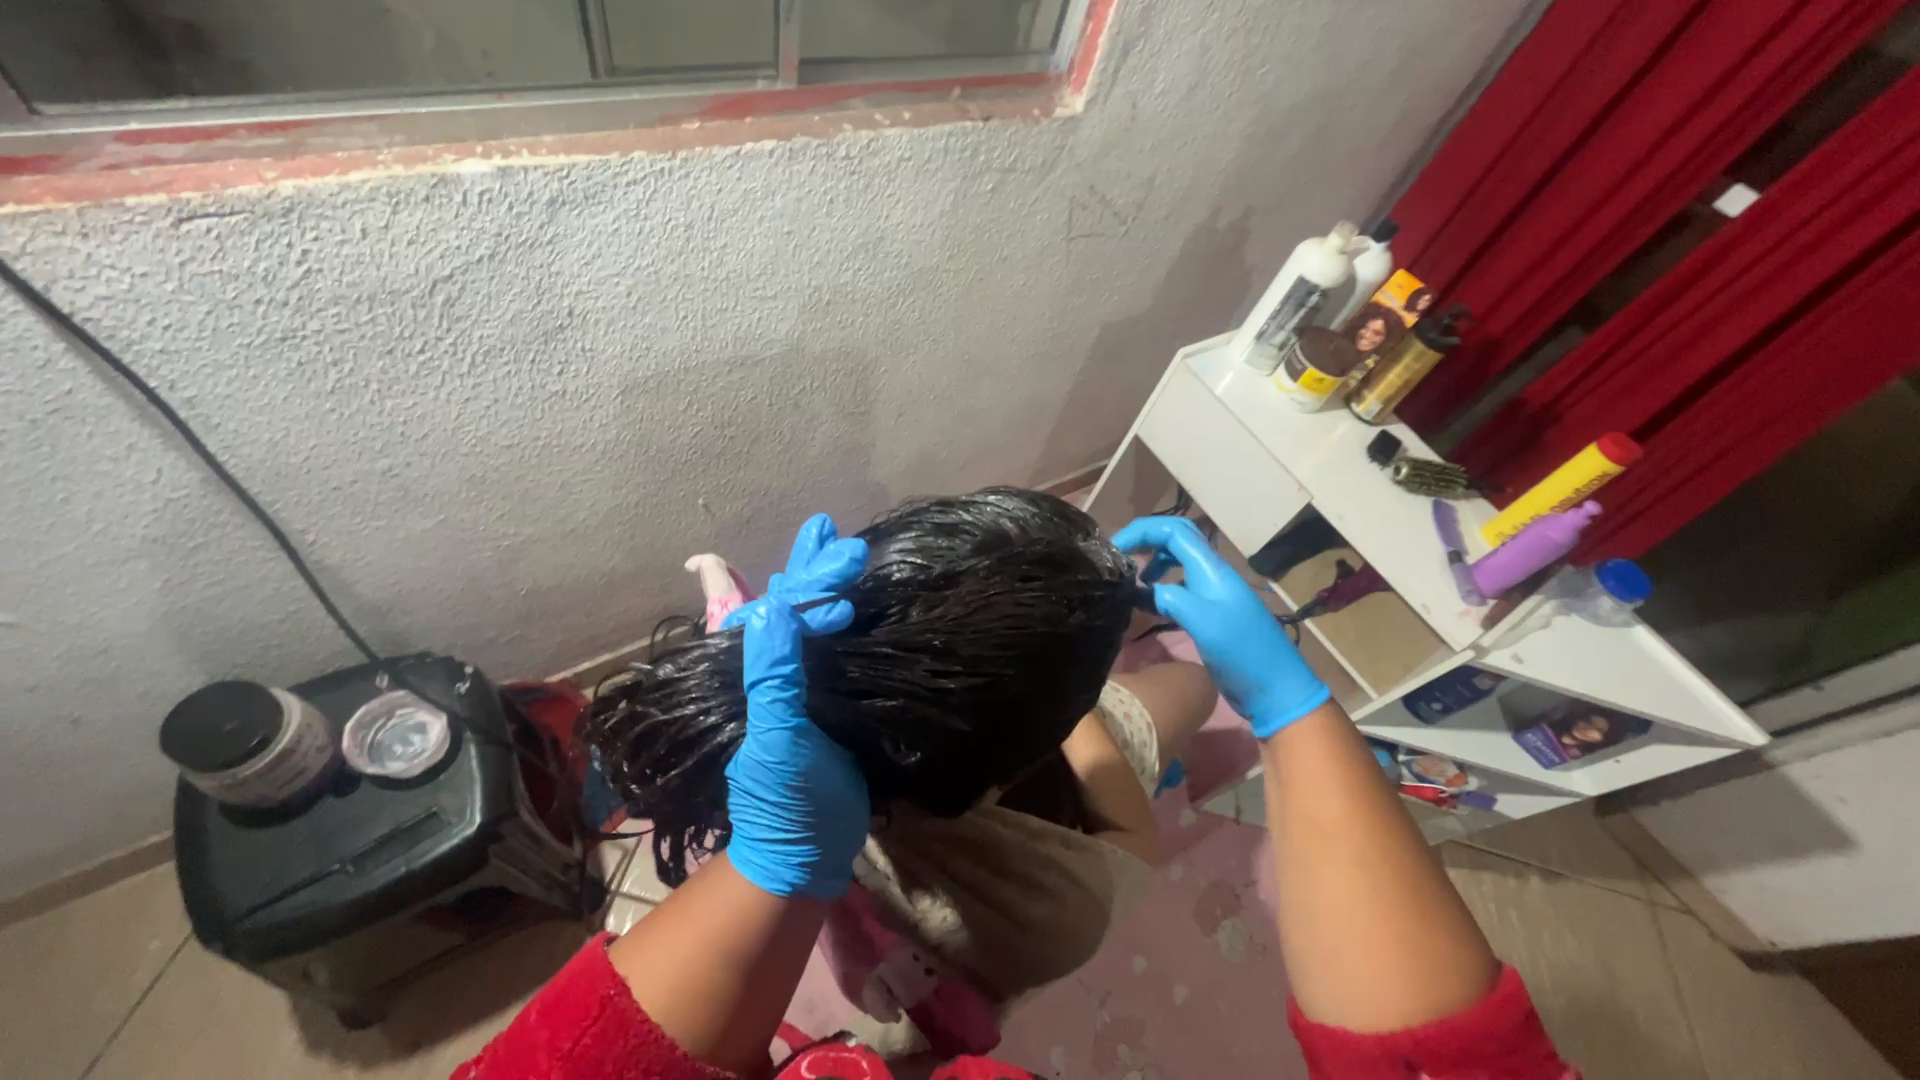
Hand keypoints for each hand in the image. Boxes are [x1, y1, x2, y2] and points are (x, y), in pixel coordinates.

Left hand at [723, 514, 870, 899]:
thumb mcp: (776, 738)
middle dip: (815, 571)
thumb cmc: (783, 798)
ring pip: (819, 630)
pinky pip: (845, 658)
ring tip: (848, 555)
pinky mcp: (838, 708)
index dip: (802, 579)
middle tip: (835, 535)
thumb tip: (773, 606)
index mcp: (758, 676)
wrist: (811, 851)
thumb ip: (773, 677)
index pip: (775, 613)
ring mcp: (809, 691)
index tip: (829, 545)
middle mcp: (780, 676)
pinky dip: (856, 630)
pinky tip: (869, 609)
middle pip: (795, 611)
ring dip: (832, 591)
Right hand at [1113, 516, 1329, 737]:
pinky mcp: (1209, 613)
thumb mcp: (1202, 623)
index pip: (1174, 531)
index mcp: (1211, 570)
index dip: (1142, 531)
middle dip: (1146, 540)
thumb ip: (1171, 599)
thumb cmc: (1241, 653)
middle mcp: (1212, 574)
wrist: (1274, 688)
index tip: (1114, 547)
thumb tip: (1144, 590)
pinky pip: (1180, 588)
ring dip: (1152, 565)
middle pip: (1177, 540)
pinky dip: (1160, 589)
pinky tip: (1147, 605)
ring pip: (1177, 563)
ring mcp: (1212, 594)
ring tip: (1130, 582)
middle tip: (1119, 556)